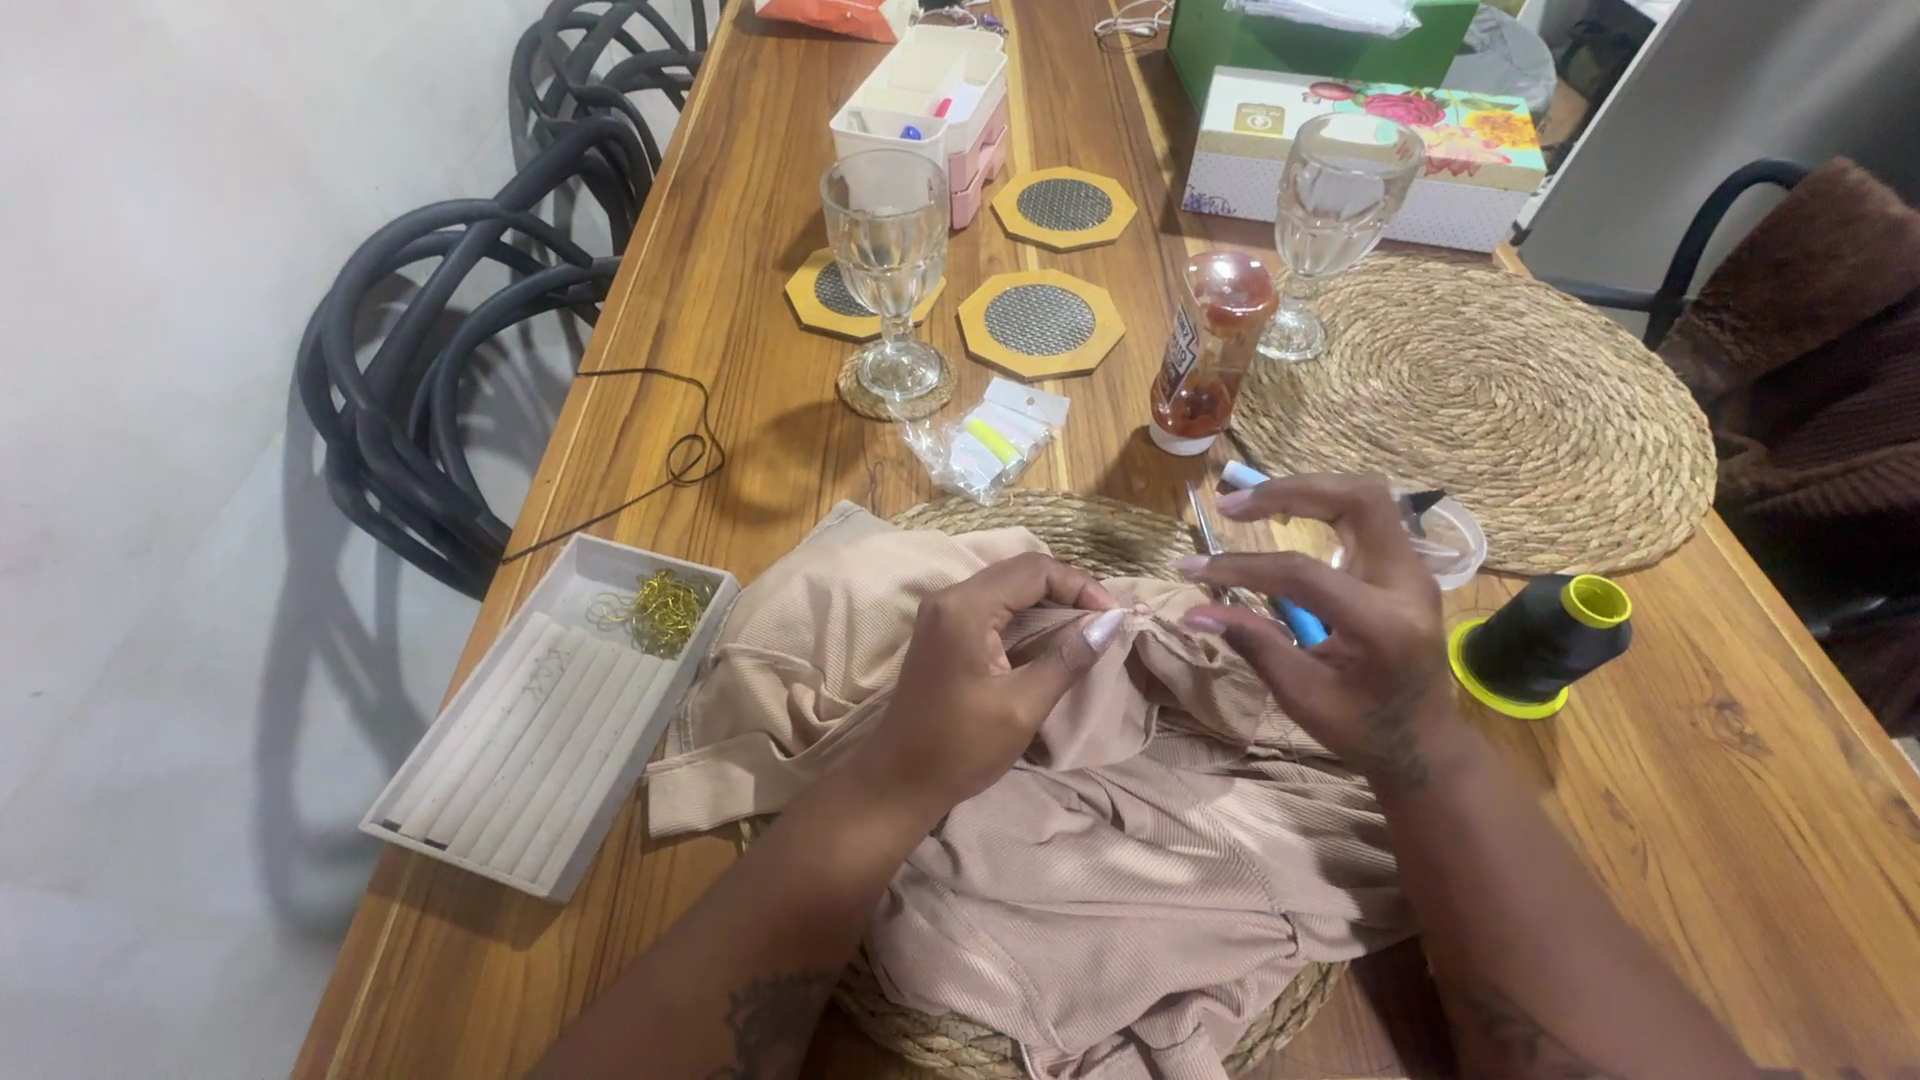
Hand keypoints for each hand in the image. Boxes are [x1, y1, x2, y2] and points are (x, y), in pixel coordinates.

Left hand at [852, 552, 1124, 815]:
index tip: (1114, 617)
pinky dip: (1026, 613)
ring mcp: (942, 612)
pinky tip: (1051, 635)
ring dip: (1048, 600)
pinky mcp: (942, 629)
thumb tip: (1111, 621)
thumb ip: (1067, 658)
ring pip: (1007, 585)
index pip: (1034, 570)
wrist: (898, 780)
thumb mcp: (1022, 707)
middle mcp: (949, 597)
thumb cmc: (960, 748)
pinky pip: (993, 604)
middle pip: (1020, 570)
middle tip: (1105, 620)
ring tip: (1087, 627)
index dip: (1080, 586)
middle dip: (1067, 589)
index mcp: (965, 608)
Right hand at [1177, 474, 1459, 792]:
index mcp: (1383, 625)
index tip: (1193, 568)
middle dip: (1290, 491)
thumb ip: (1253, 643)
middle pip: (1360, 499)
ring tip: (1253, 502)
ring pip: (1368, 496)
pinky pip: (1367, 515)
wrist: (1423, 744)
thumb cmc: (1361, 728)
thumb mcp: (1302, 696)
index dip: (1242, 566)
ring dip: (1306, 490)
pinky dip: (1322, 504)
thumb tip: (1195, 611)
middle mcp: (1408, 584)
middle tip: (1233, 504)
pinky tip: (1285, 515)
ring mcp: (1413, 571)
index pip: (1303, 573)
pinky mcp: (1405, 568)